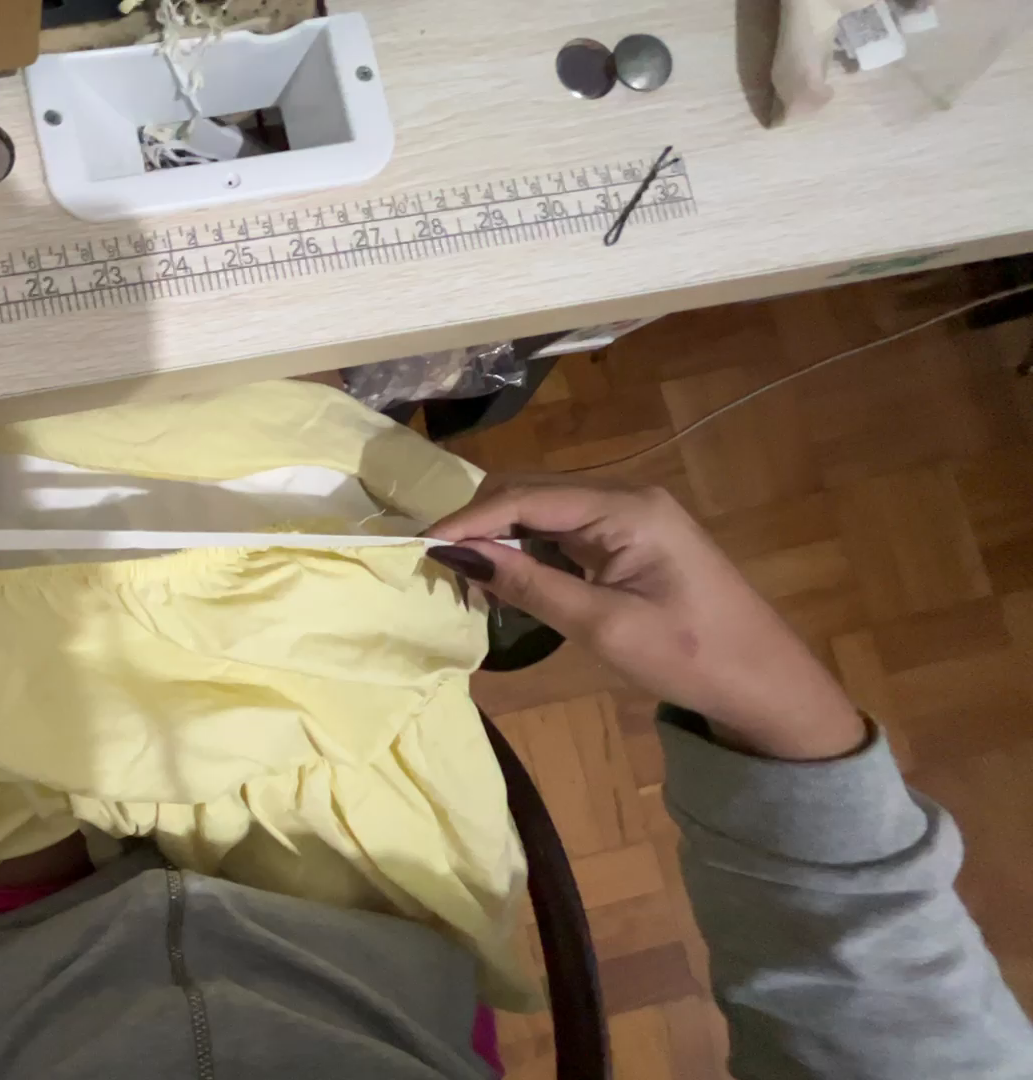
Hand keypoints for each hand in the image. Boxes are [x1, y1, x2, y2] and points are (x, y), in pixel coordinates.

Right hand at [425, 477, 866, 760]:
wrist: (769, 687)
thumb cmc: (691, 657)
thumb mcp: (600, 624)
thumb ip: (525, 583)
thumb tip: (453, 554)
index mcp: (626, 508)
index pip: (523, 498)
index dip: (467, 520)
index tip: (421, 548)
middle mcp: (624, 495)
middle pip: (526, 489)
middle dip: (477, 521)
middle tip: (440, 563)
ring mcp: (625, 512)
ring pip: (536, 505)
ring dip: (495, 531)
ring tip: (463, 568)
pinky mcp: (624, 534)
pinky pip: (555, 525)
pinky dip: (520, 542)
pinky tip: (502, 568)